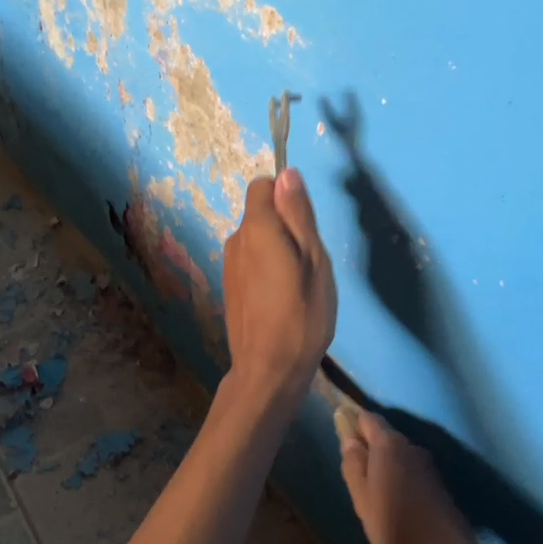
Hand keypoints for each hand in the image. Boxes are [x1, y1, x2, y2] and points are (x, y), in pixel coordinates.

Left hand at [221, 168, 336, 399]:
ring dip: (277, 249)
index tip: (305, 225)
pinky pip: (251, 261)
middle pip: (260, 213)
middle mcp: (235, 239)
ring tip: (298, 283)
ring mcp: (229, 265)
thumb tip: (287, 173)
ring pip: (257, 238)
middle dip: (285, 225)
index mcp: (257, 227)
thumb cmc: (301, 313)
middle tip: (310, 260)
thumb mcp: (314, 259)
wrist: (268, 370)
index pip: (262, 185)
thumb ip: (299, 214)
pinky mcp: (230, 287)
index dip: (285, 196)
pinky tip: (282, 298)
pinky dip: (267, 269)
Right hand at [337, 410, 471, 543]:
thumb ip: (353, 465)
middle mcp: (409, 446)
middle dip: (368, 446)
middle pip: (384, 435)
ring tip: (373, 490)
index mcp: (388, 445)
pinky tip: (395, 499)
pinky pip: (411, 469)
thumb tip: (348, 438)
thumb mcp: (362, 498)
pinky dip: (399, 476)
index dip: (352, 423)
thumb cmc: (395, 524)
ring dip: (384, 464)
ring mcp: (427, 464)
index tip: (341, 437)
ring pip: (398, 454)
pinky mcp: (437, 482)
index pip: (367, 418)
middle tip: (354, 471)